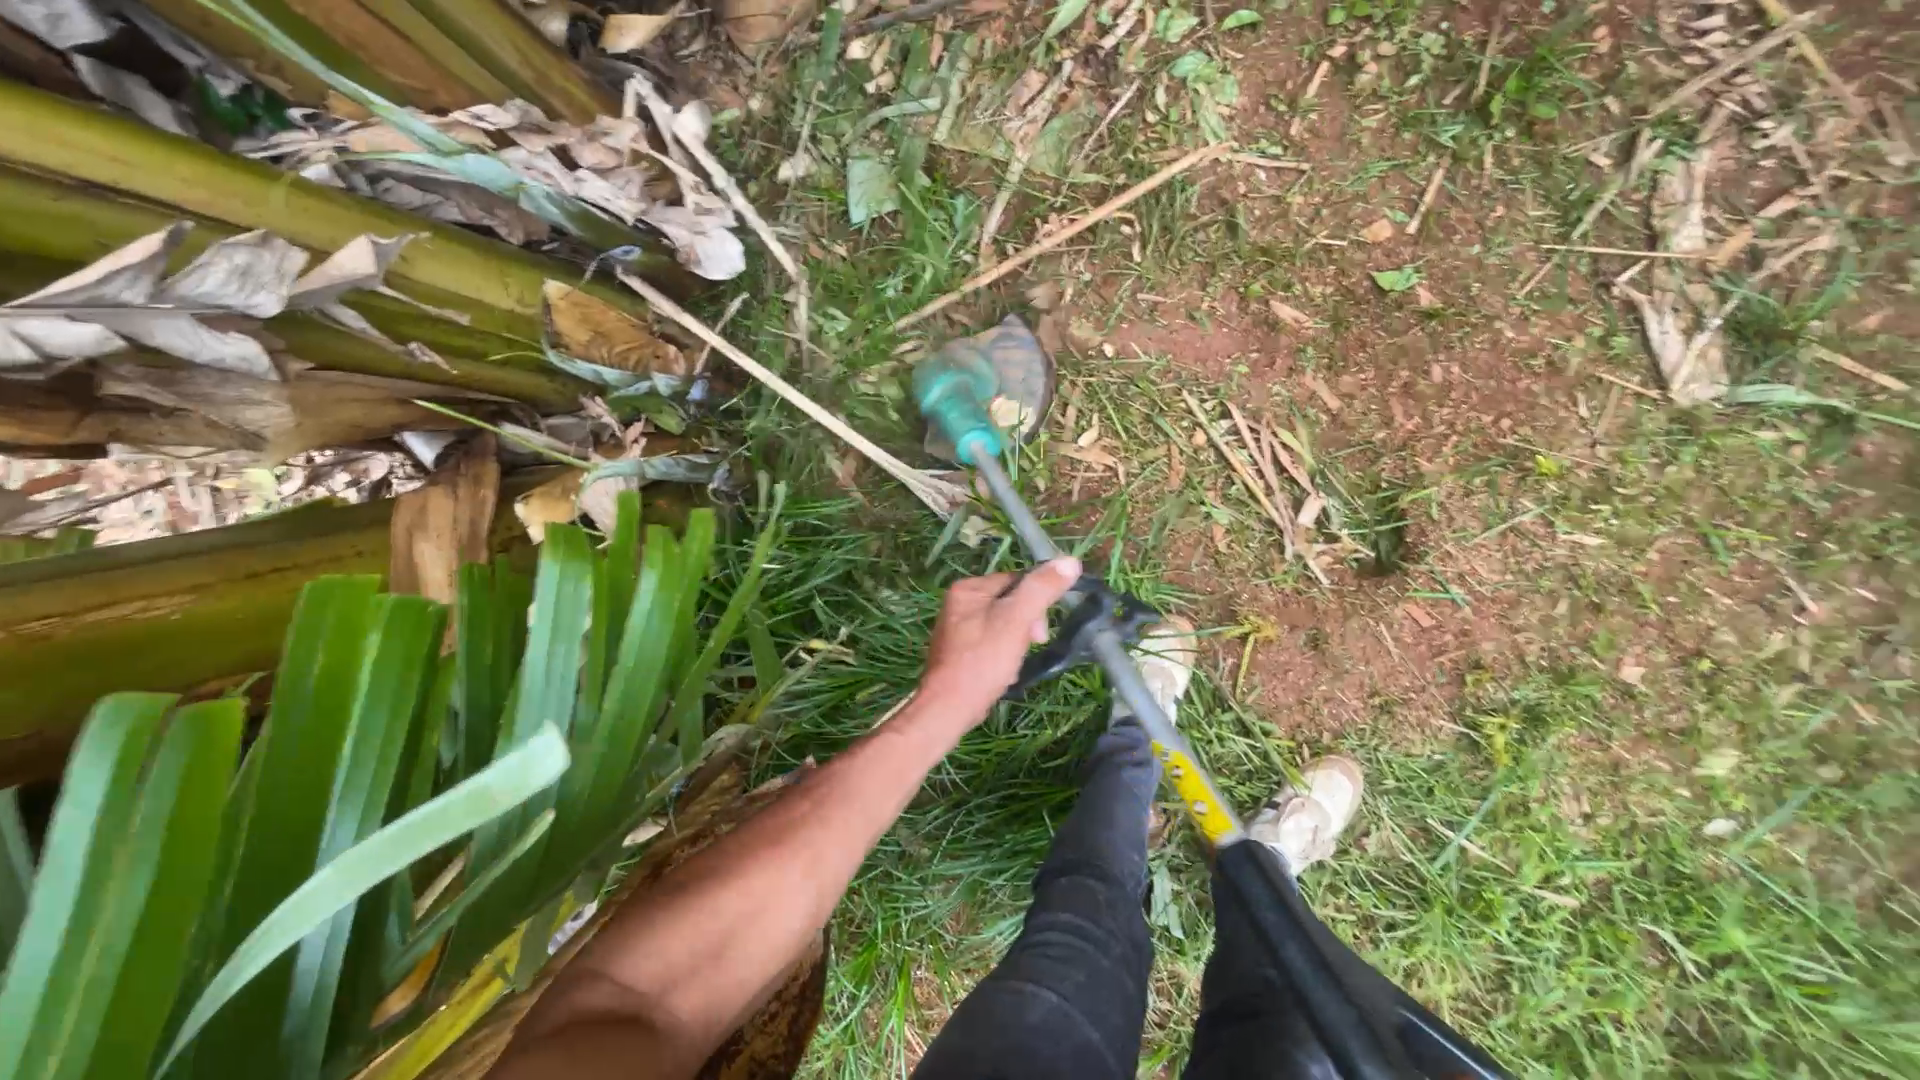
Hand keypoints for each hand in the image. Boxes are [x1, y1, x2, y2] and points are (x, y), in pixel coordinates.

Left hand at [911, 557, 1081, 730]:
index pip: (1017, 580)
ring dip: (1016, 643)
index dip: (1036, 603)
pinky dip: (1003, 656)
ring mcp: (958, 628)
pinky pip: (992, 644)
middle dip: (1026, 626)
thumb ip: (1042, 589)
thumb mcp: (1016, 619)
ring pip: (1004, 626)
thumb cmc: (983, 659)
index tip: (1039, 632)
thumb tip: (1071, 561)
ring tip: (1012, 664)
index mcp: (968, 588)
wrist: (949, 706)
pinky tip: (1003, 672)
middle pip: (1011, 603)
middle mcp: (959, 603)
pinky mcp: (961, 651)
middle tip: (1029, 647)